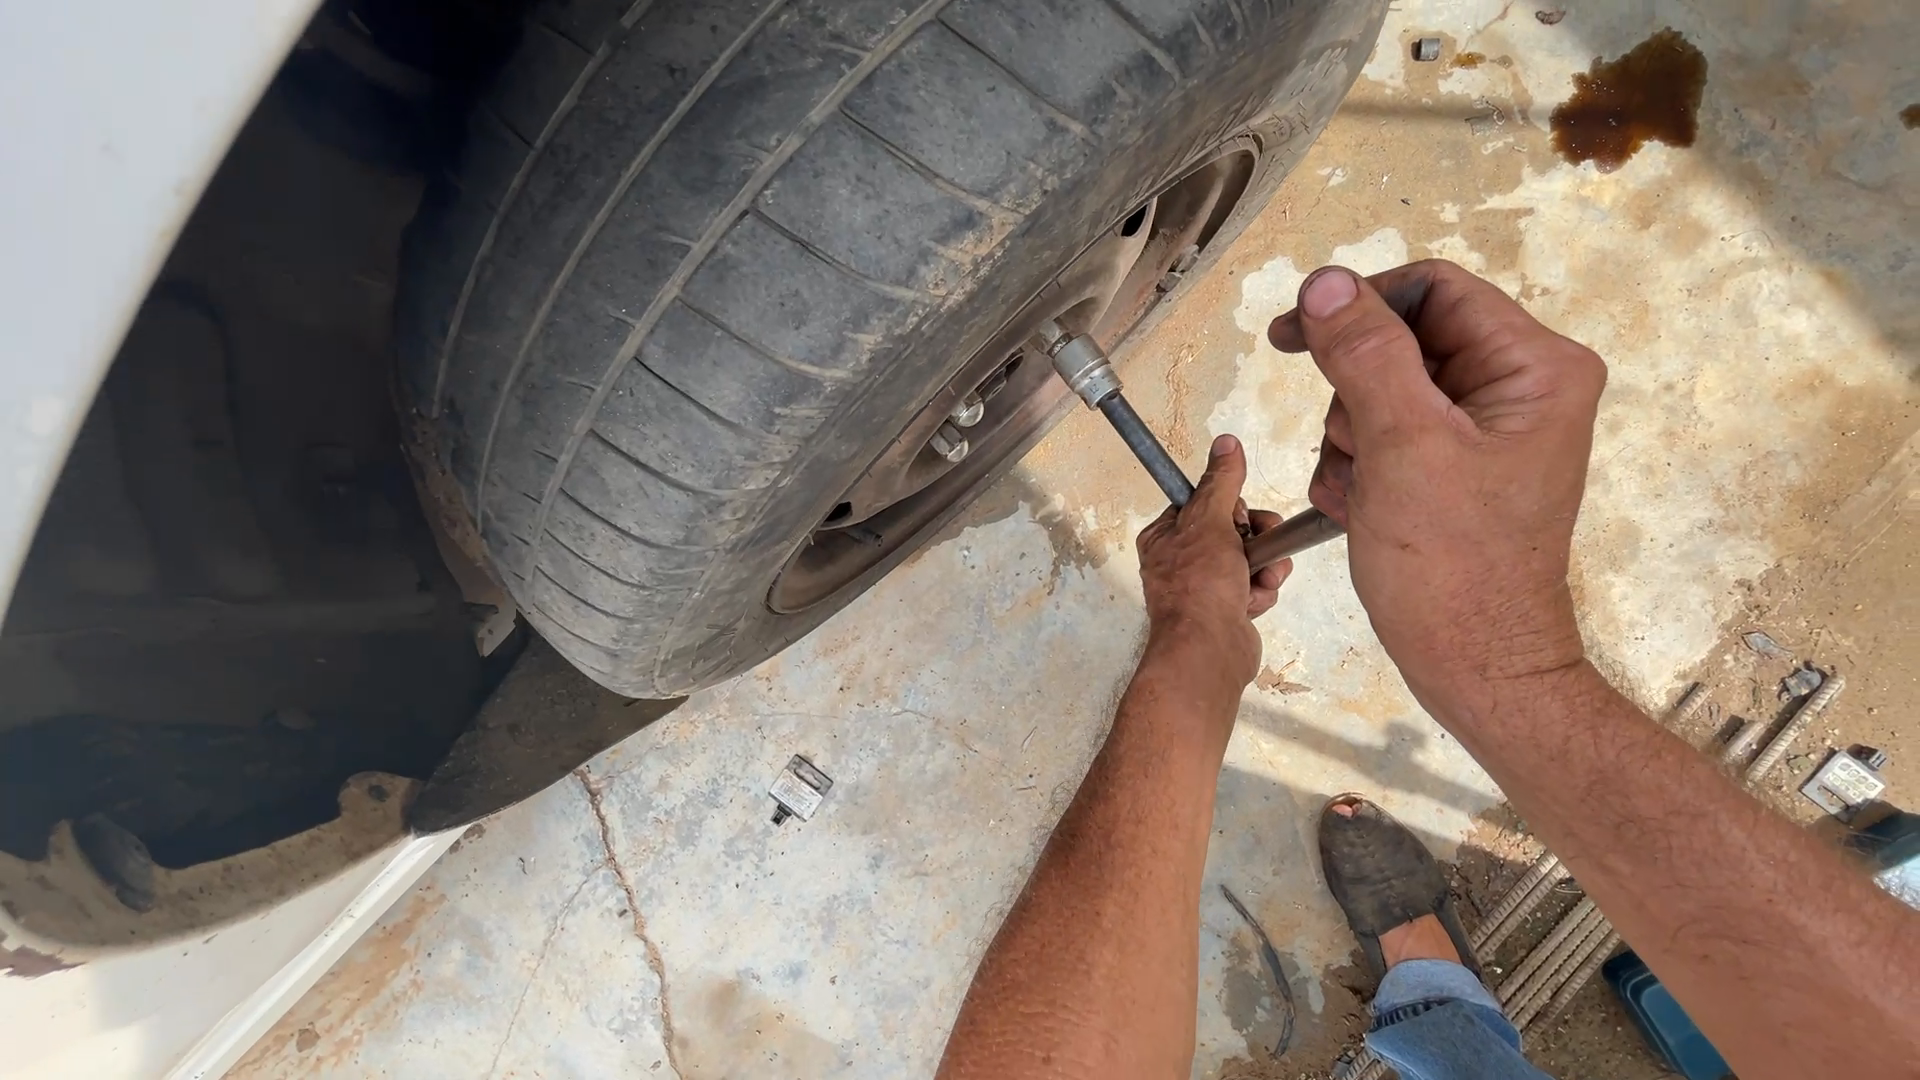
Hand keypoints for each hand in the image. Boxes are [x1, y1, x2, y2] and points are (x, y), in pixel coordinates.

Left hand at [1134, 434, 1291, 685]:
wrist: (1209, 649)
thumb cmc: (1200, 586)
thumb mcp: (1211, 522)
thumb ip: (1221, 483)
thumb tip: (1226, 444)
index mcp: (1165, 537)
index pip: (1205, 505)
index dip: (1230, 509)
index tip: (1240, 518)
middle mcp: (1179, 560)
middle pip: (1233, 531)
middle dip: (1255, 541)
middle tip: (1257, 548)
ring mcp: (1202, 587)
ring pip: (1250, 560)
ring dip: (1262, 569)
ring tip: (1257, 582)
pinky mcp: (1225, 609)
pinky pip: (1254, 587)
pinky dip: (1259, 594)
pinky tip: (1251, 603)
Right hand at [1267, 261, 1605, 708]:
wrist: (1469, 660)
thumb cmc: (1448, 558)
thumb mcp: (1403, 445)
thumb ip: (1363, 355)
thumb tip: (1323, 282)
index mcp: (1531, 367)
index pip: (1431, 292)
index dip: (1355, 304)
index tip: (1285, 333)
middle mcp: (1510, 389)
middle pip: (1396, 346)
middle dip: (1353, 397)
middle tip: (1353, 451)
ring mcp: (1475, 433)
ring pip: (1374, 395)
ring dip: (1347, 442)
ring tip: (1361, 495)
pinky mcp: (1444, 469)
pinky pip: (1376, 439)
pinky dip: (1352, 470)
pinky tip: (1360, 510)